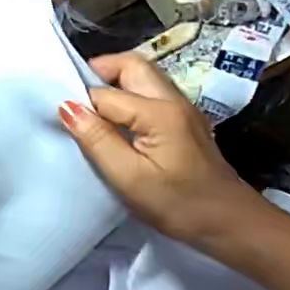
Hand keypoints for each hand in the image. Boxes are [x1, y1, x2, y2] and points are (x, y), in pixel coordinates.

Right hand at [58, 52, 268, 246]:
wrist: (230, 223)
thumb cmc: (178, 205)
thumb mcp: (130, 178)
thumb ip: (97, 140)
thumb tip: (67, 107)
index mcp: (159, 111)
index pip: (105, 93)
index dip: (80, 104)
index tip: (59, 119)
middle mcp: (173, 99)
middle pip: (131, 65)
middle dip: (99, 73)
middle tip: (75, 102)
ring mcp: (182, 108)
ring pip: (143, 77)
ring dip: (114, 85)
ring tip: (92, 114)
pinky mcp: (184, 121)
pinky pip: (151, 94)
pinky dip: (128, 98)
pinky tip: (117, 125)